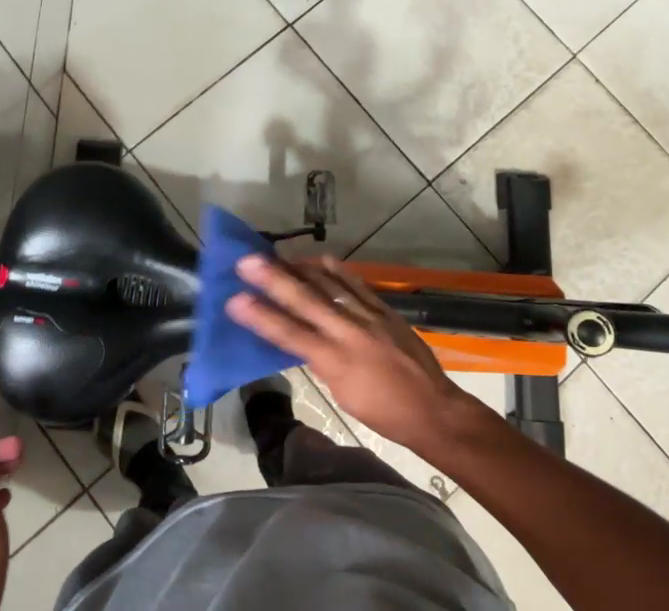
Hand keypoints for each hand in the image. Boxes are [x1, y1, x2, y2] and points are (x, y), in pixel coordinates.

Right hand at [227, 255, 470, 450]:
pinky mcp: (386, 310)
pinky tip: (319, 260)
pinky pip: (357, 284)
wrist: (433, 409)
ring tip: (276, 256)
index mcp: (336, 363)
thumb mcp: (341, 393)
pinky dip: (336, 271)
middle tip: (247, 261)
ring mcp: (370, 318)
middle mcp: (350, 335)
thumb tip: (299, 338)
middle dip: (274, 280)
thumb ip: (319, 361)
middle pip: (306, 302)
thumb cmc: (383, 412)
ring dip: (300, 269)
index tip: (235, 300)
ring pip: (330, 286)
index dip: (261, 317)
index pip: (290, 336)